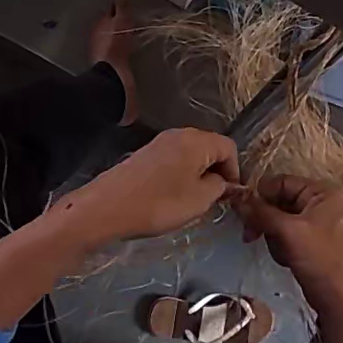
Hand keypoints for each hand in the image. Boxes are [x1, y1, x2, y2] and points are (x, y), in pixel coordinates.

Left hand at [52, 128, 239, 244]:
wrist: (106, 208)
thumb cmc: (159, 203)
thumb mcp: (200, 199)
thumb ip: (220, 186)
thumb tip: (224, 182)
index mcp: (197, 140)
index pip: (229, 148)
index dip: (235, 171)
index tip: (231, 195)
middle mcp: (180, 134)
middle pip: (211, 148)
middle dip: (218, 172)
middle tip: (215, 199)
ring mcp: (160, 142)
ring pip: (192, 155)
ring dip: (199, 175)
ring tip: (193, 200)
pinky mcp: (145, 154)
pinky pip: (174, 160)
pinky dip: (181, 175)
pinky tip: (172, 196)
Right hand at [235, 174, 342, 342]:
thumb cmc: (323, 260)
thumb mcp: (289, 232)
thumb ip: (261, 212)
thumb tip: (238, 197)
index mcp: (324, 192)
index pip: (282, 182)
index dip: (261, 196)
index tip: (243, 213)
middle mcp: (325, 203)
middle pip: (281, 202)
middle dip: (267, 222)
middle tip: (251, 237)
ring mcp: (322, 225)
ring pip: (282, 222)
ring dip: (276, 238)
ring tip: (284, 254)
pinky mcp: (317, 244)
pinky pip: (290, 238)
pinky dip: (284, 248)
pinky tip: (290, 261)